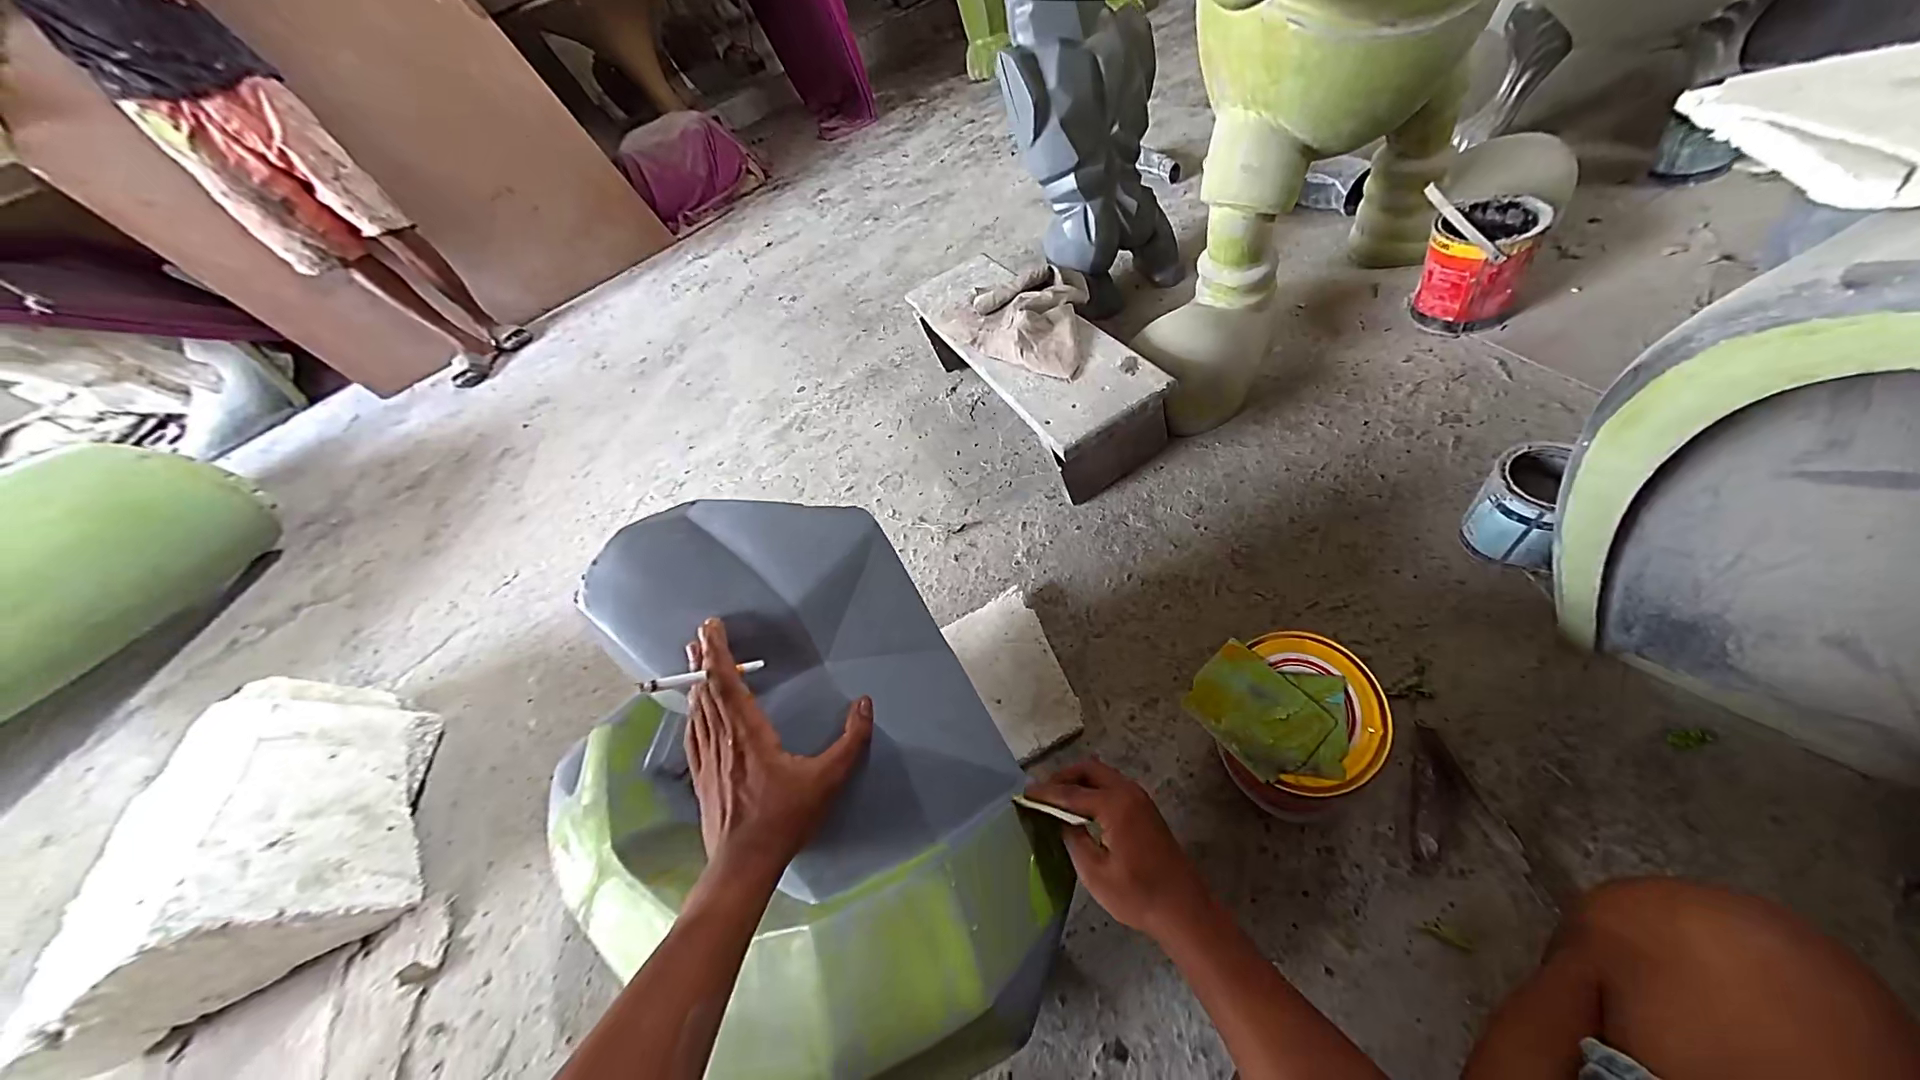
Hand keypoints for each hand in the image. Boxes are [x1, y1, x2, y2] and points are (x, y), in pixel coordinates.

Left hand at [683, 617, 872, 875]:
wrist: (744, 864)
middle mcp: (723, 739)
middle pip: (707, 690)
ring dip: (696, 681)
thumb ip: (850, 741)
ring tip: (694, 660)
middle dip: (703, 659)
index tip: (711, 627)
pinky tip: (694, 709)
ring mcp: (707, 759)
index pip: (728, 682)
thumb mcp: (828, 779)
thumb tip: (864, 704)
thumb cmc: (785, 819)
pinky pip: (694, 733)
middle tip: (699, 633)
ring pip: (698, 710)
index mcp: (749, 734)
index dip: (719, 652)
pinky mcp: (701, 776)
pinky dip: (694, 711)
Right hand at [1025, 759, 1213, 939]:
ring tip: (1057, 799)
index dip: (1046, 793)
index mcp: (1115, 804)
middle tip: (1042, 793)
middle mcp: (1128, 792)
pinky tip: (1081, 808)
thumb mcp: (1095, 873)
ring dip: (1079, 781)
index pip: (1071, 792)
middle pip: (1088, 770)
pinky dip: (1093, 788)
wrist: (1185, 910)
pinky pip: (1113, 786)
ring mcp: (1140, 798)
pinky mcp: (1146, 809)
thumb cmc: (1138, 895)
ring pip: (1102, 775)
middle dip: (1063, 777)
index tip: (1024, 793)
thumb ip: (1074, 839)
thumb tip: (1061, 821)